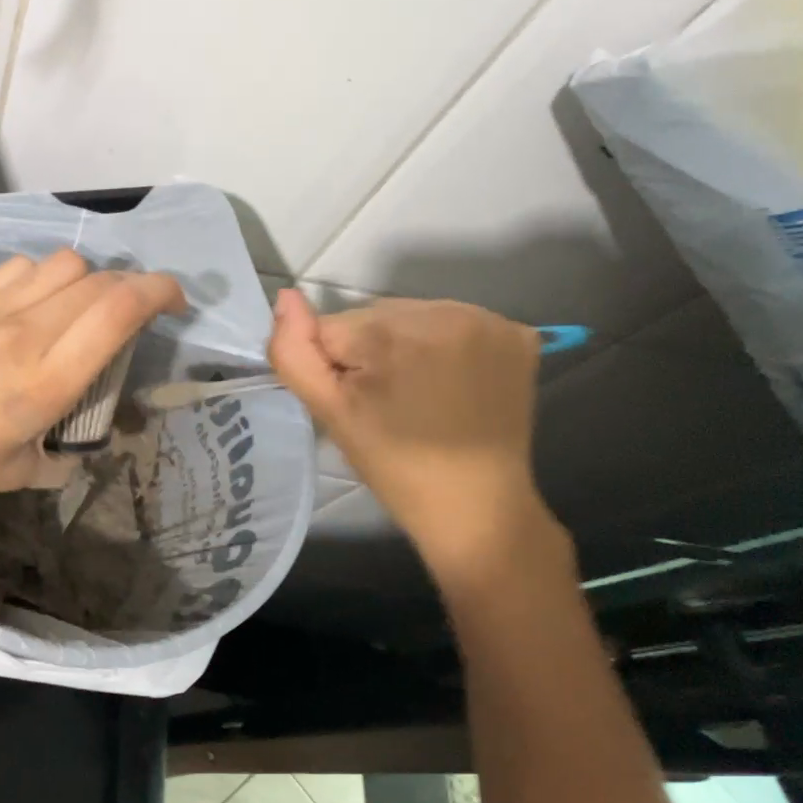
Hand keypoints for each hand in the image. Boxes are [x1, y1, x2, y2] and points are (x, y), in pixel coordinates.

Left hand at [0, 249, 184, 524]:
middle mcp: (21, 334)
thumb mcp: (22, 475)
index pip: (119, 310)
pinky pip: (16, 267)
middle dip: (132, 288)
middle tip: (133, 315)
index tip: (175, 304)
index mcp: (43, 382)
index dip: (161, 293)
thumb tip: (91, 437)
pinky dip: (40, 277)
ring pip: (60, 264)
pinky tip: (31, 304)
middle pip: (98, 280)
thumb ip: (69, 453)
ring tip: (79, 310)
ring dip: (86, 281)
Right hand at [267, 288, 551, 571]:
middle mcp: (445, 313)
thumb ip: (294, 352)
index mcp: (393, 333)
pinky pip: (454, 323)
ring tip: (417, 393)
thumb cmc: (391, 462)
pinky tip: (451, 382)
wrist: (473, 503)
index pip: (331, 328)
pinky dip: (446, 346)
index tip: (359, 403)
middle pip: (374, 316)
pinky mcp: (516, 334)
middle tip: (386, 403)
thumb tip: (285, 299)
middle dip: (370, 352)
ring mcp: (487, 322)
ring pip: (412, 316)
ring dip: (405, 345)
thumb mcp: (328, 410)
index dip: (335, 367)